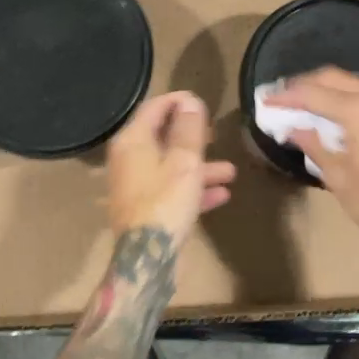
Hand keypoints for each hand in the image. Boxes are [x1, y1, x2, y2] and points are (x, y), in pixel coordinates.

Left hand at [106, 91, 235, 246]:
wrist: (147, 257)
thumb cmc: (166, 201)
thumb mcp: (184, 161)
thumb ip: (189, 129)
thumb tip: (190, 101)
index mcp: (133, 141)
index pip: (153, 108)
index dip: (178, 101)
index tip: (202, 102)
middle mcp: (129, 159)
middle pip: (162, 137)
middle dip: (192, 136)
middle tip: (215, 136)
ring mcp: (135, 185)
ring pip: (170, 165)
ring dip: (200, 166)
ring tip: (229, 171)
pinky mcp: (145, 207)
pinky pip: (171, 188)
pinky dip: (193, 188)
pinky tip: (221, 195)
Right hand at [268, 68, 358, 256]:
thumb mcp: (338, 177)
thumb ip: (314, 145)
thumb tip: (293, 128)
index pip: (313, 93)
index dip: (286, 96)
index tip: (265, 100)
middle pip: (332, 78)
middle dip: (303, 86)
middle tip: (280, 98)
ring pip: (349, 83)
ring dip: (323, 89)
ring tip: (299, 104)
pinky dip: (342, 97)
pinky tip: (328, 112)